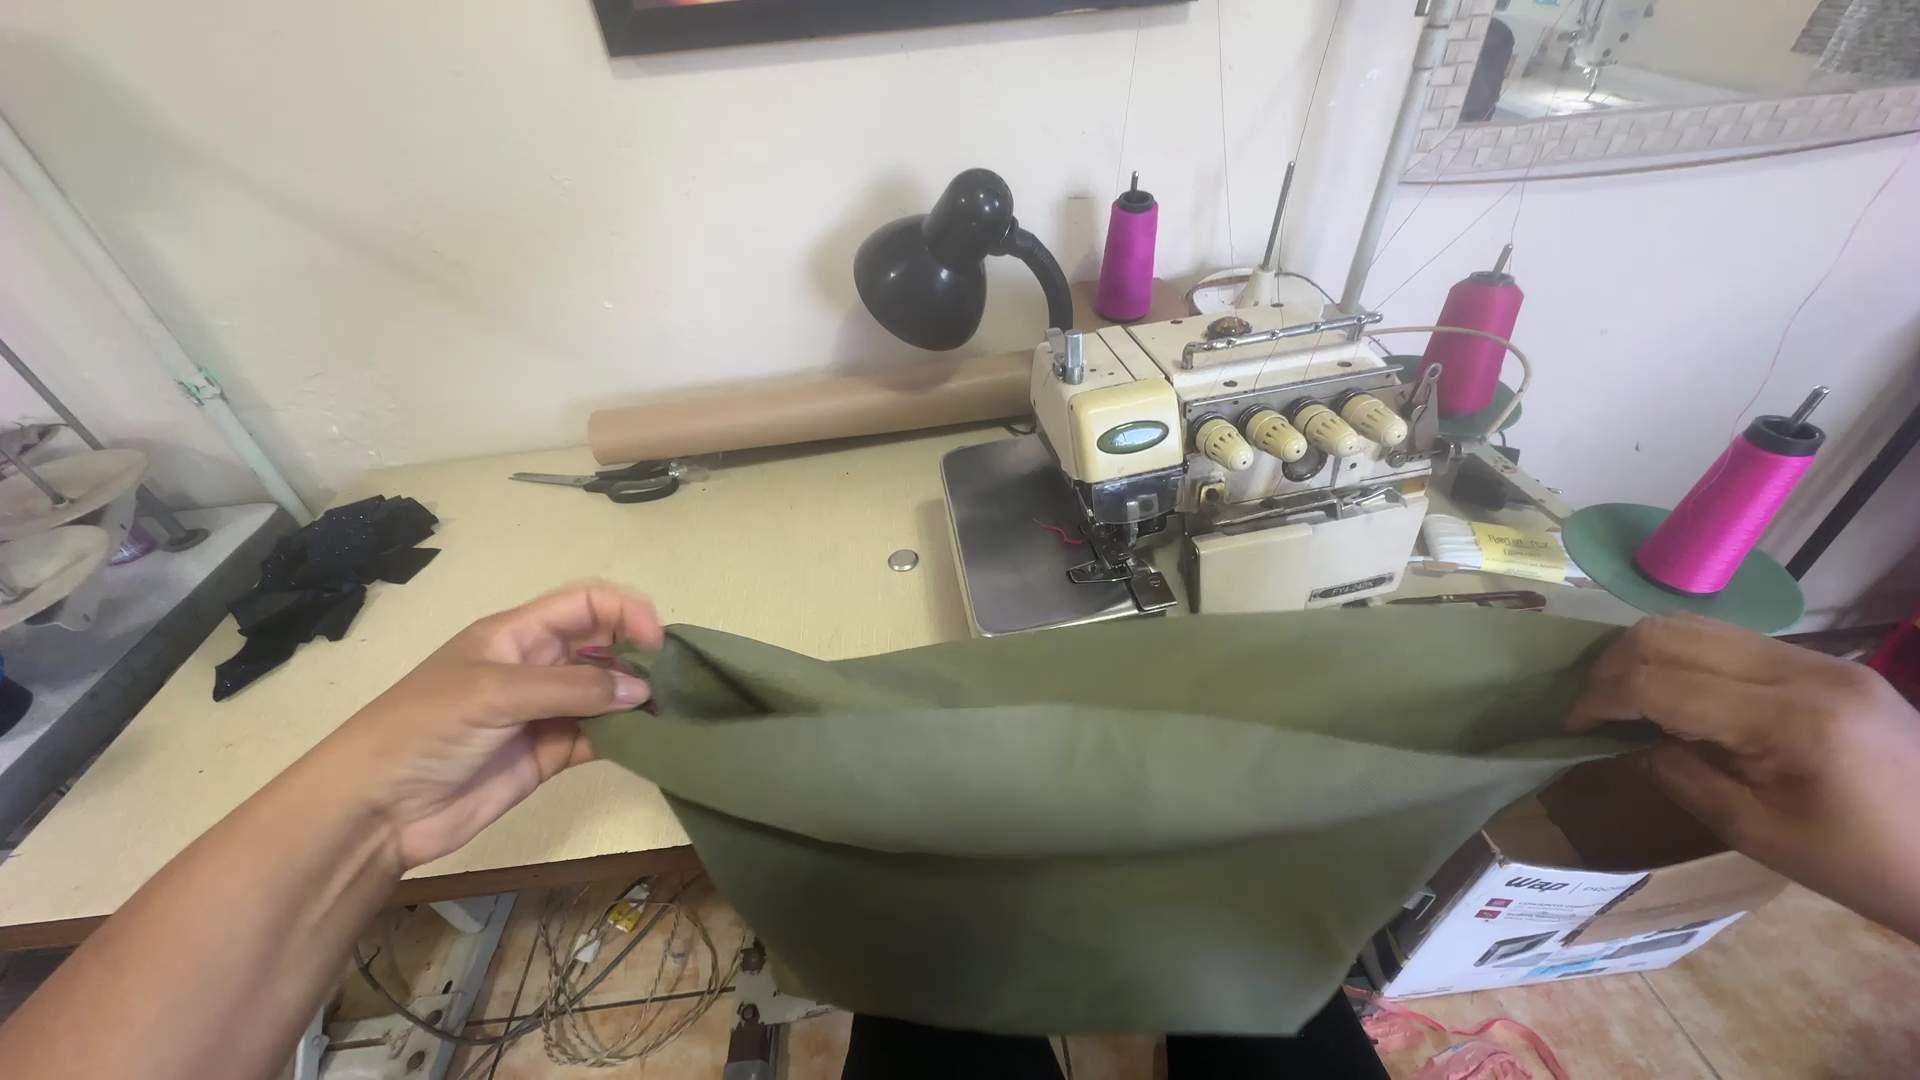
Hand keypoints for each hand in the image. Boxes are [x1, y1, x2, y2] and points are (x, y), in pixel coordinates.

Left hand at [312, 583, 662, 868]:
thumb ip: (574, 687)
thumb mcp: (496, 692)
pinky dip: (628, 737)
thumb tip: (642, 690)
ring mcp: (547, 711)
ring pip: (608, 692)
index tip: (655, 642)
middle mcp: (538, 666)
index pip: (586, 603)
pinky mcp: (553, 753)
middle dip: (638, 654)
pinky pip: (601, 736)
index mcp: (518, 634)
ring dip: (638, 698)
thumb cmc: (424, 729)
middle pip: (604, 644)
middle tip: (670, 678)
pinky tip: (650, 741)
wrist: (375, 812)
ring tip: (669, 711)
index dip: (625, 612)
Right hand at [1567, 612, 1919, 940]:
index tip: (1571, 726)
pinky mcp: (1825, 663)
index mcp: (1792, 720)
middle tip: (1594, 708)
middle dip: (1611, 668)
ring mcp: (1821, 660)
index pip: (1656, 682)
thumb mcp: (1750, 830)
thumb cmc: (1861, 865)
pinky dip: (1679, 657)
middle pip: (1667, 635)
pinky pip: (1725, 639)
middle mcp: (1806, 671)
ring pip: (1691, 625)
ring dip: (1641, 655)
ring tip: (1625, 695)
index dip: (1598, 700)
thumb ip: (1674, 771)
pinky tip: (1674, 692)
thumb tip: (1624, 738)